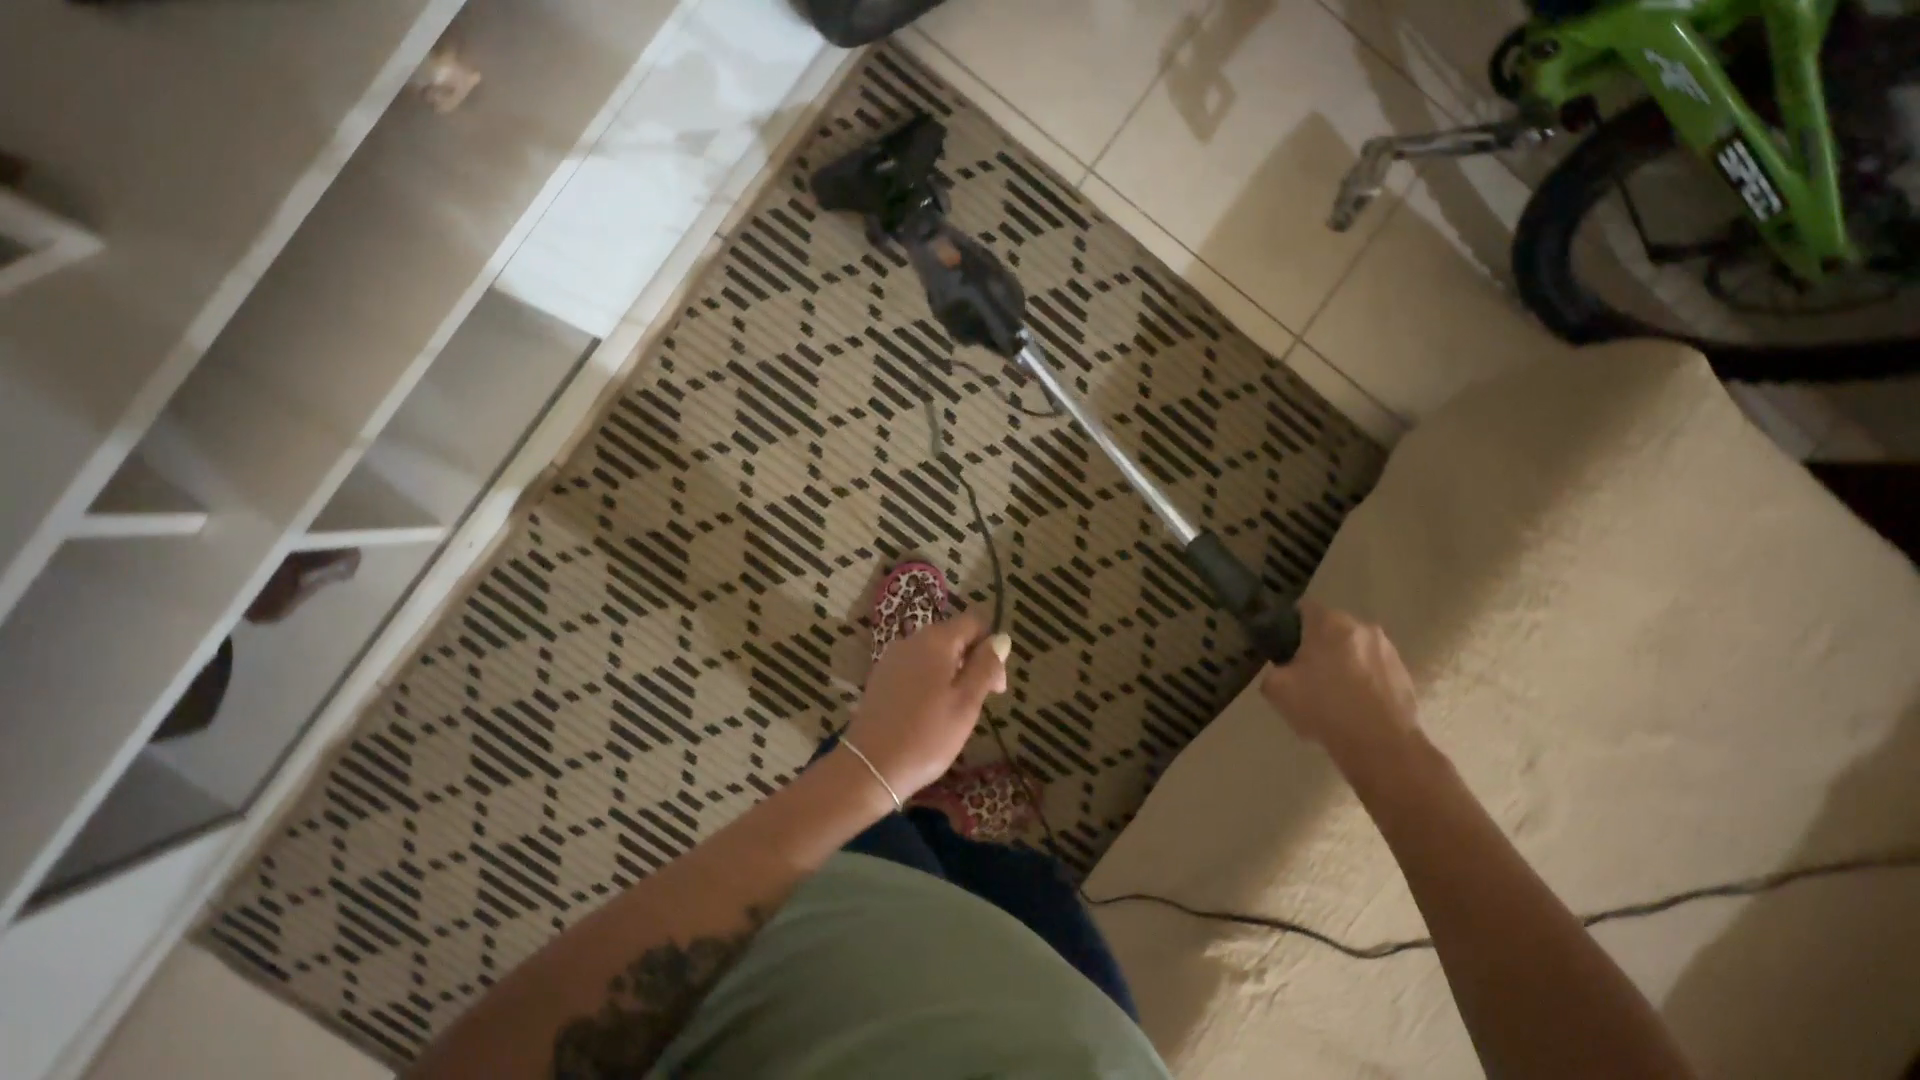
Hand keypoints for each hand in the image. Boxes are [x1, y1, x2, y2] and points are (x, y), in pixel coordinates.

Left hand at [843, 614, 1008, 798]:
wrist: (871, 767)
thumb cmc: (927, 736)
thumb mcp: (966, 702)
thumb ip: (985, 666)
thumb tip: (1002, 638)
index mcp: (935, 640)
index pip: (973, 621)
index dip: (991, 647)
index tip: (996, 686)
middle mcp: (911, 641)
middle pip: (952, 637)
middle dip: (972, 662)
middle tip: (978, 703)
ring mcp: (891, 659)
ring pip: (933, 655)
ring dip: (951, 674)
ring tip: (954, 712)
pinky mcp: (880, 679)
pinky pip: (914, 669)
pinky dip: (930, 683)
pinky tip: (929, 713)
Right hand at [1261, 602, 1419, 762]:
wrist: (1380, 745)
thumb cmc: (1325, 709)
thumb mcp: (1276, 690)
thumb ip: (1273, 669)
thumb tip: (1283, 669)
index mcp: (1330, 623)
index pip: (1303, 609)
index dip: (1289, 626)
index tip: (1283, 649)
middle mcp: (1362, 627)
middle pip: (1331, 629)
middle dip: (1318, 646)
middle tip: (1305, 675)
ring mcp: (1387, 649)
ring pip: (1354, 649)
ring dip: (1342, 663)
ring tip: (1333, 694)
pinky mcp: (1403, 672)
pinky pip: (1373, 668)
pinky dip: (1362, 679)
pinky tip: (1354, 705)